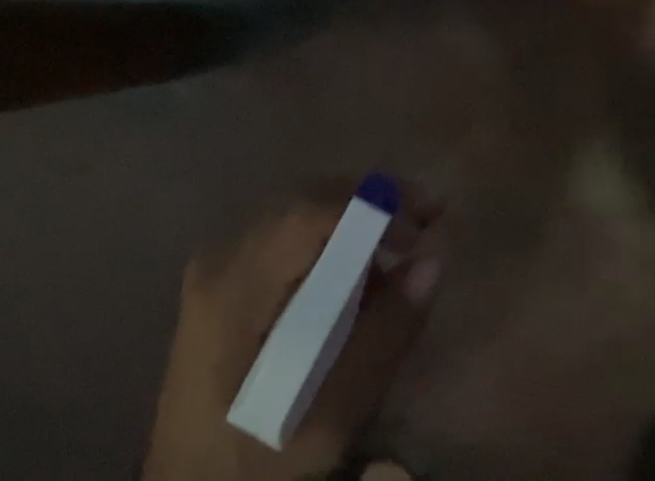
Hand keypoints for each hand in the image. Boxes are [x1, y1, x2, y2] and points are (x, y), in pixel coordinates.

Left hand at [144, 183, 443, 480]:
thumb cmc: (260, 457)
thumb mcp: (334, 411)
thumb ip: (388, 331)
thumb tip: (436, 254)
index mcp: (235, 288)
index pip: (309, 211)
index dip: (374, 208)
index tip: (425, 230)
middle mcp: (221, 259)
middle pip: (307, 200)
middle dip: (375, 203)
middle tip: (431, 218)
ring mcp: (219, 266)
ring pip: (301, 212)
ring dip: (359, 219)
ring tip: (408, 244)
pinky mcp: (226, 280)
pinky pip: (289, 236)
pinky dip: (335, 240)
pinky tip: (366, 269)